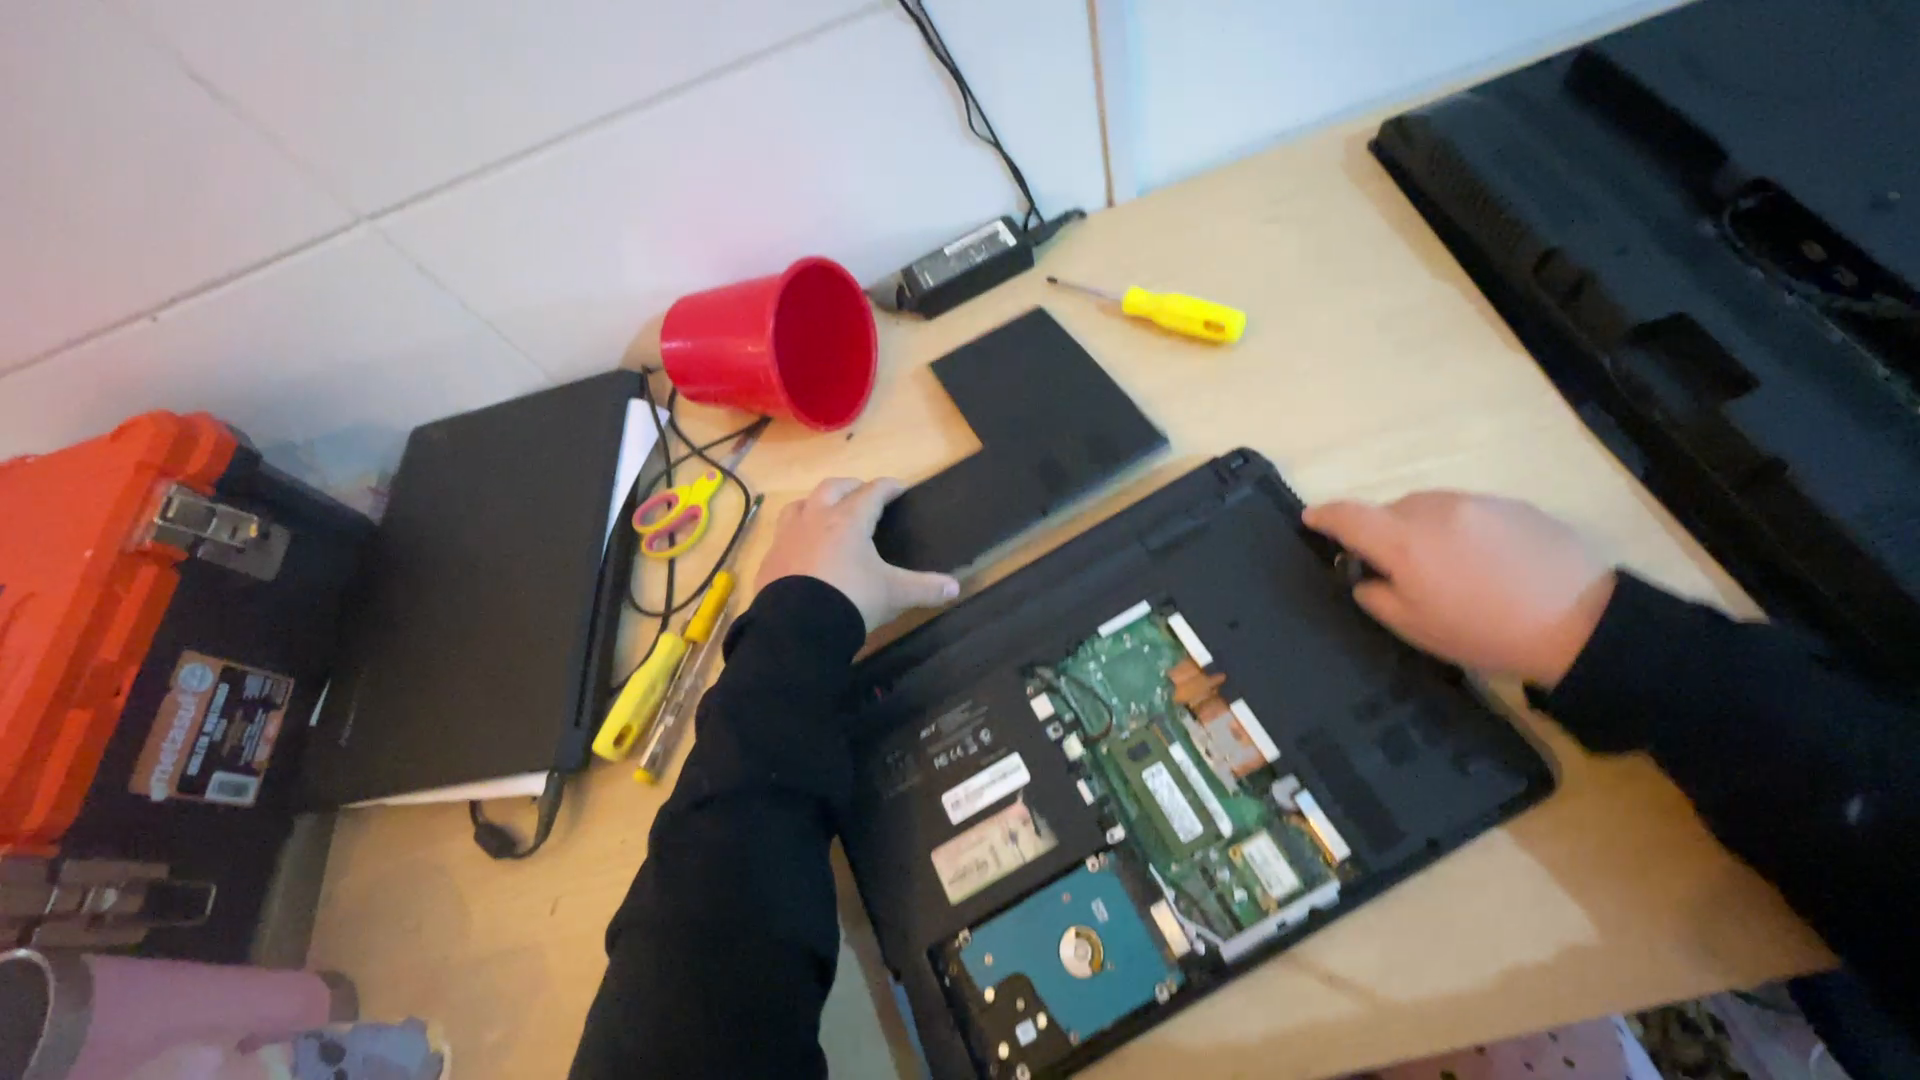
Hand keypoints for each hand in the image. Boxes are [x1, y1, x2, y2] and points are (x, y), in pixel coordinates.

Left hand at [756, 477, 959, 632]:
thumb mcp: (894, 594)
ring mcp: (788, 536)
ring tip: (827, 513)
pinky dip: (797, 534)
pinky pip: (783, 535)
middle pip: (834, 487)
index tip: (899, 487)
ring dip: (817, 503)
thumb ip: (924, 588)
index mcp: (849, 520)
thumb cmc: (851, 599)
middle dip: (851, 487)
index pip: (873, 492)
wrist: (797, 626)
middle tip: (863, 494)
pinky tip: (802, 549)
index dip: (889, 487)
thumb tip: (955, 588)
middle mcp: (817, 518)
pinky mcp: (770, 557)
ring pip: (801, 504)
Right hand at [1302, 492, 1616, 686]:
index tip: (1311, 520)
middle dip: (1381, 533)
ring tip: (1443, 567)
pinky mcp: (1512, 505)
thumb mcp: (1413, 627)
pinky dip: (1457, 530)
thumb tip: (1366, 575)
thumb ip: (1375, 595)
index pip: (1347, 515)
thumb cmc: (1484, 631)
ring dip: (1420, 530)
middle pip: (1388, 511)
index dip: (1324, 516)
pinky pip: (1465, 511)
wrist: (1583, 624)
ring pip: (1427, 508)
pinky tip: (1482, 563)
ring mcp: (1475, 502)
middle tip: (1393, 568)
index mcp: (1402, 540)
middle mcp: (1433, 509)